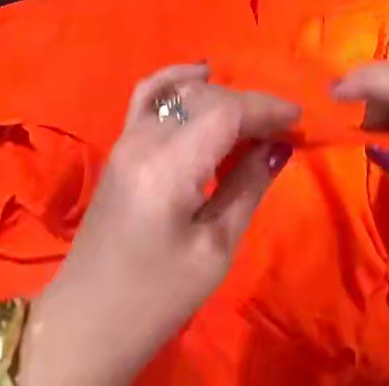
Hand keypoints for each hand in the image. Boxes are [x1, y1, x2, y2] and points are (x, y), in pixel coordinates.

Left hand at [20, 64, 298, 385]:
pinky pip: (147, 95)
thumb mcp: (214, 250)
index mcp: (167, 166)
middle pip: (202, 97)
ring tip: (253, 117)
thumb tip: (278, 146)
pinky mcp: (119, 143)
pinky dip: (174, 79)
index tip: (298, 119)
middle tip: (282, 128)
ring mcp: (126, 136)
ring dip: (218, 96)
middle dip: (247, 105)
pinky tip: (199, 74)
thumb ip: (246, 189)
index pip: (223, 112)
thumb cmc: (158, 296)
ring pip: (178, 93)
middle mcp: (143, 138)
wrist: (90, 314)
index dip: (264, 108)